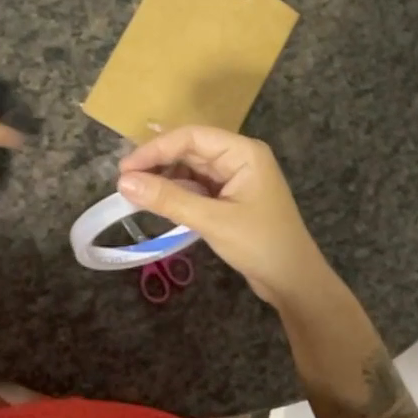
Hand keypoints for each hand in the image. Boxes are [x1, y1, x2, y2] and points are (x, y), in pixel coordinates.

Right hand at [118, 126, 334, 306]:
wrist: (294, 280)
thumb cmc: (260, 245)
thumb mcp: (212, 221)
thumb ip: (169, 199)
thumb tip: (124, 182)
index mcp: (244, 153)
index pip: (192, 137)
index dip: (155, 149)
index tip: (124, 169)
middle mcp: (241, 159)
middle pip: (191, 150)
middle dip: (158, 163)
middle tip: (125, 183)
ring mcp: (238, 180)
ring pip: (193, 170)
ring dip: (166, 179)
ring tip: (135, 194)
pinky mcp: (233, 200)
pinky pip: (200, 188)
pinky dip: (179, 194)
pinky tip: (158, 204)